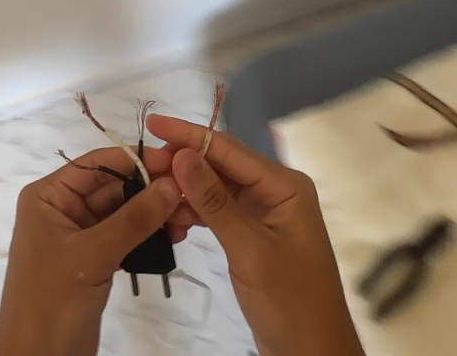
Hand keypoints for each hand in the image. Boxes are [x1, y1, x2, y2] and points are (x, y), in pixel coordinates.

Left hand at [0, 146, 182, 355]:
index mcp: (49, 196)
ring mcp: (78, 235)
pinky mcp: (93, 260)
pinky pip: (124, 236)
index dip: (135, 159)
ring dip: (153, 213)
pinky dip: (147, 235)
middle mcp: (62, 208)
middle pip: (112, 186)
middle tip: (190, 193)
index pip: (96, 164)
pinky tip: (174, 236)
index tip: (175, 160)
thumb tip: (172, 183)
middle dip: (150, 189)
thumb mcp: (93, 255)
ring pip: (122, 212)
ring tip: (188, 217)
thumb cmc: (52, 301)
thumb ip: (134, 219)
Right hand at [149, 115, 364, 355]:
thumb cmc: (289, 301)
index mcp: (284, 185)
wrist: (312, 355)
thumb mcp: (249, 250)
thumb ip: (214, 201)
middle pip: (221, 163)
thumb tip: (181, 154)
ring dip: (185, 191)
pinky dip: (194, 213)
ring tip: (152, 195)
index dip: (189, 135)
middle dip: (183, 163)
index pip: (229, 148)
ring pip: (215, 187)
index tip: (152, 123)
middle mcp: (274, 189)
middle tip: (144, 166)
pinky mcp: (251, 232)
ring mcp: (263, 211)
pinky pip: (217, 210)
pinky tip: (172, 220)